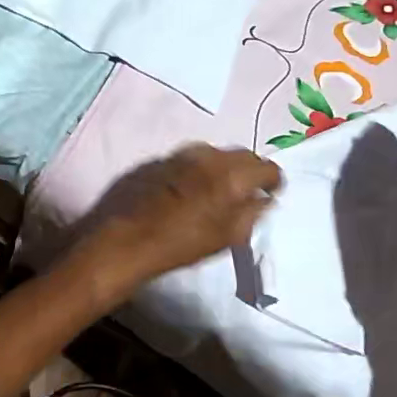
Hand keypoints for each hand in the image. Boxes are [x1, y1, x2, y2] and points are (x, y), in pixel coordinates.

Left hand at [76, 144, 282, 289]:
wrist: (123, 239)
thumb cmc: (180, 244)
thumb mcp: (226, 237)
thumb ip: (251, 213)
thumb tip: (263, 200)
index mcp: (230, 173)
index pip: (266, 167)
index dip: (273, 180)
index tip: (271, 193)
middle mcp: (206, 155)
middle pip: (239, 154)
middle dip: (248, 170)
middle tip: (248, 190)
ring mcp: (177, 154)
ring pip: (211, 153)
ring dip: (220, 167)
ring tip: (218, 188)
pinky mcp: (154, 160)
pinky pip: (185, 159)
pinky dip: (194, 170)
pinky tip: (187, 189)